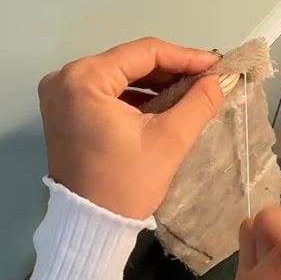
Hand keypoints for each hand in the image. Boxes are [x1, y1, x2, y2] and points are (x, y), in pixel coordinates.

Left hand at [37, 38, 224, 219]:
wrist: (88, 227)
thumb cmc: (125, 184)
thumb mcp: (169, 140)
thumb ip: (199, 102)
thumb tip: (220, 78)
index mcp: (84, 78)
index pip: (144, 52)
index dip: (185, 57)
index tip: (217, 64)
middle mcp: (65, 77)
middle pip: (130, 61)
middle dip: (171, 70)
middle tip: (209, 77)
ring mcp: (60, 93)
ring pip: (120, 75)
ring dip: (155, 82)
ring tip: (193, 89)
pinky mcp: (64, 109)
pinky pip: (107, 91)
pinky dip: (135, 95)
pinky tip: (165, 102)